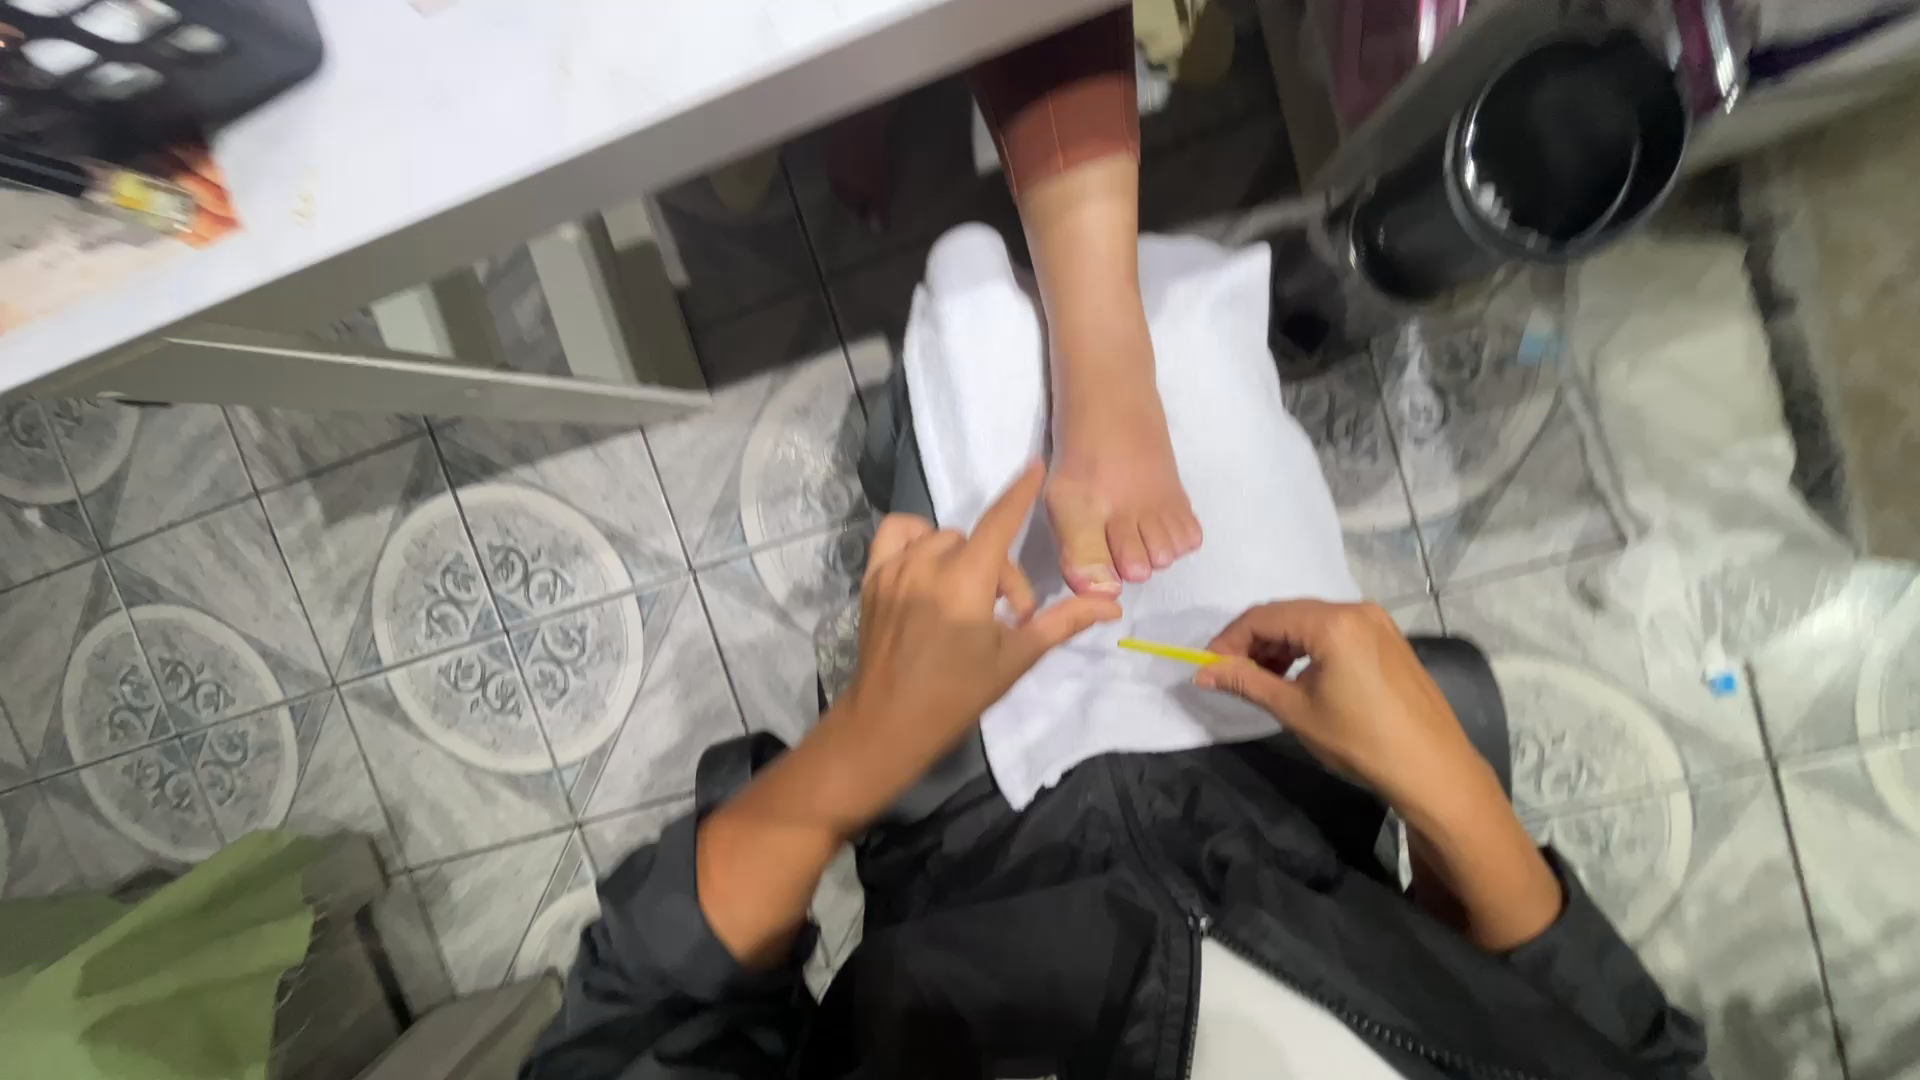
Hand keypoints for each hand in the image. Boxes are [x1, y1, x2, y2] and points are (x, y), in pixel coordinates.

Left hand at [699, 464, 1118, 968]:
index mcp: (964, 582)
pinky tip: (928, 567)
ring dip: (961, 557)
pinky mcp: (872, 577)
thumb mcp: (1016, 658)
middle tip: (1003, 615)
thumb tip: (1112, 605)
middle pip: (976, 541)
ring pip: (940, 537)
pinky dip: (916, 539)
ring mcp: (893, 569)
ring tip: (966, 595)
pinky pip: (895, 533)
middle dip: (998, 571)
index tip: (1036, 464)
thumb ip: (1062, 622)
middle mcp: (926, 565)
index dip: (1021, 492)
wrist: (888, 723)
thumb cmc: (957, 695)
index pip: (1000, 521)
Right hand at [1197, 600, 1561, 949]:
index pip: (1263, 617)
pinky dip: (1305, 647)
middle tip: (1228, 673)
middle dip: (1251, 641)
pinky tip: (1294, 675)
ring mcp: (1376, 622)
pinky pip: (1332, 631)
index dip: (1228, 640)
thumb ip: (1245, 681)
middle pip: (1285, 614)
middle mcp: (1355, 610)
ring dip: (1277, 644)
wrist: (1436, 772)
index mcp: (1333, 623)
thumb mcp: (1294, 710)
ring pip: (1307, 622)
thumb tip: (1201, 671)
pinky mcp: (1386, 638)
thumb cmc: (1361, 741)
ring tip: (1259, 678)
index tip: (1207, 666)